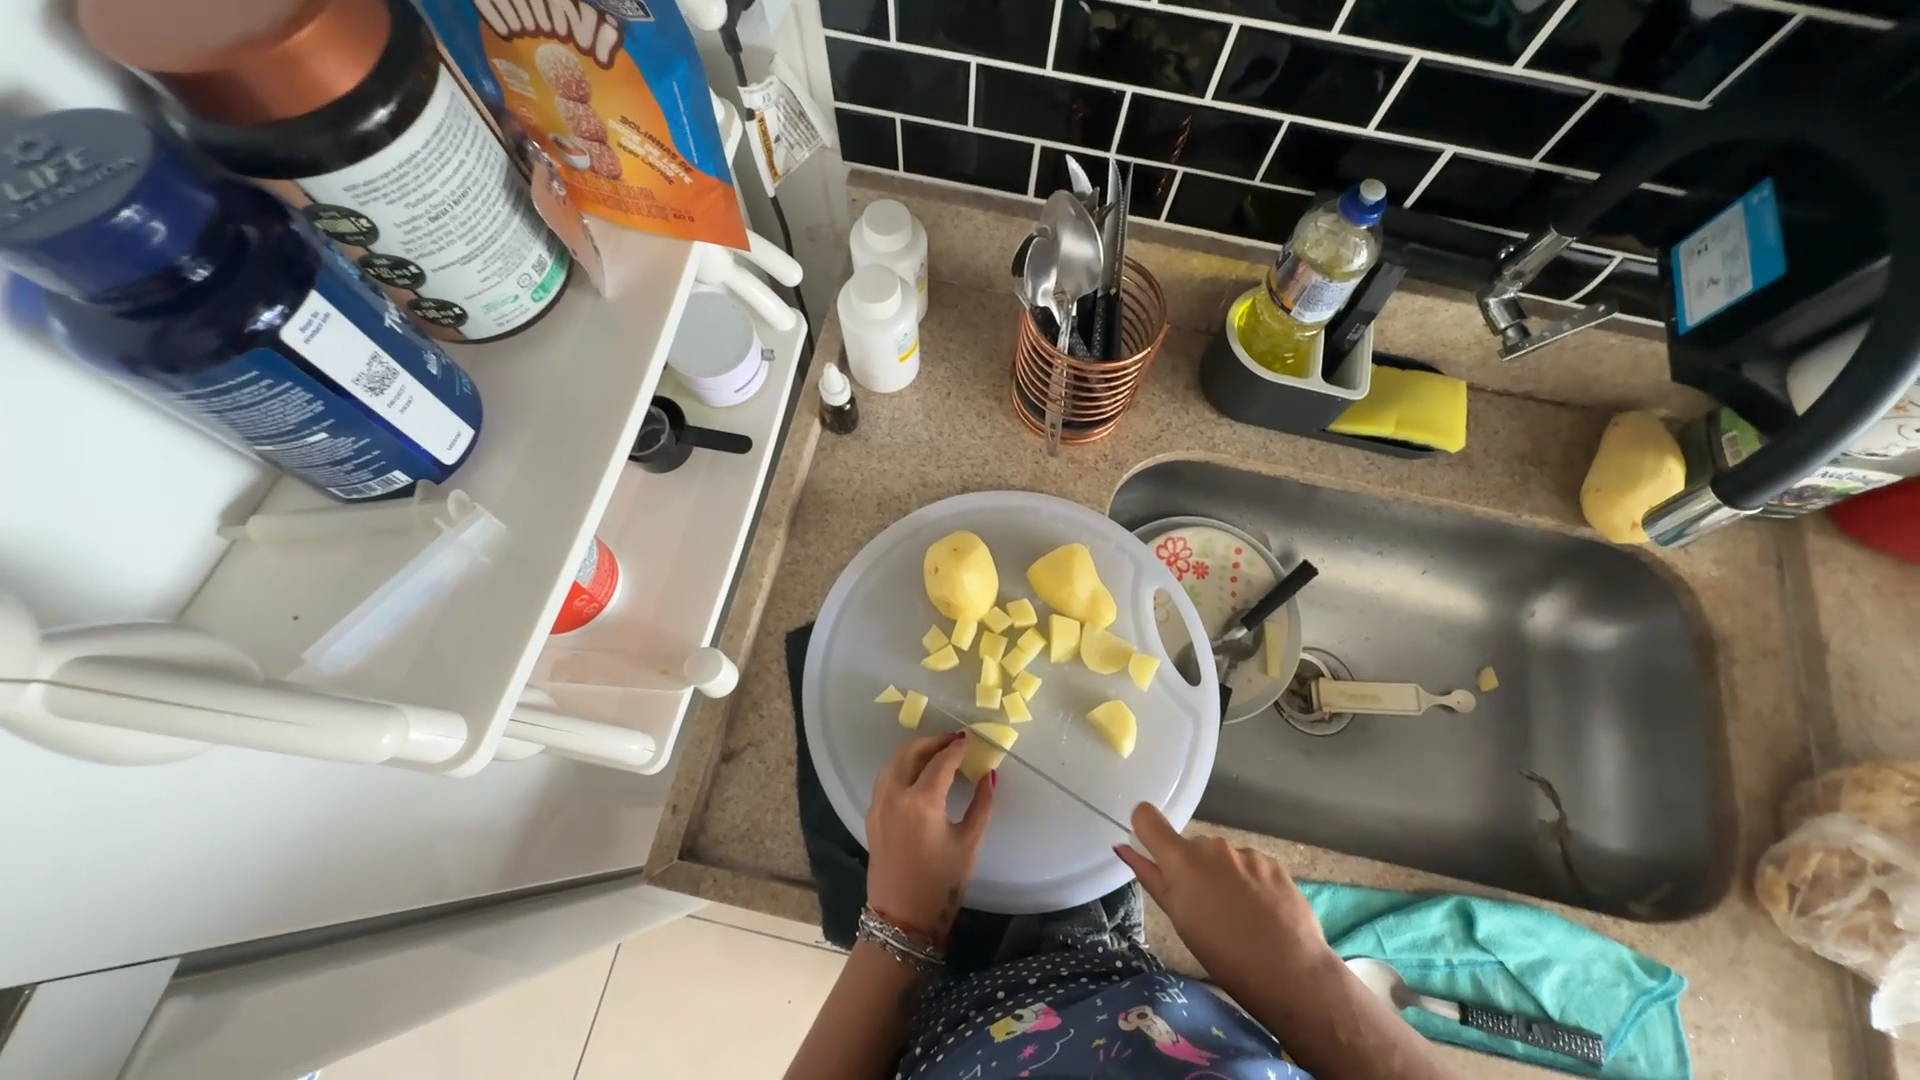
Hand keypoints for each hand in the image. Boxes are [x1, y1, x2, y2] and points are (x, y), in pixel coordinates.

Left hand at [865, 733, 995, 937]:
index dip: (957, 748)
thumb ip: (982, 805)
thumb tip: (989, 776)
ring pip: (893, 763)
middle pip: (910, 753)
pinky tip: (917, 775)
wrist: (902, 919)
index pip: (941, 761)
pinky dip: (901, 768)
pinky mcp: (872, 817)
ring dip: (914, 752)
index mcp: (921, 800)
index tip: (970, 740)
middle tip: (953, 742)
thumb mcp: (969, 843)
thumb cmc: (940, 885)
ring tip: (936, 754)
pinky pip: (885, 779)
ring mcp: (878, 805)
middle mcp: (895, 795)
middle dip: (932, 742)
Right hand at [1116, 803, 1334, 992]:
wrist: (1291, 971)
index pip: (1147, 817)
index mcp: (1182, 859)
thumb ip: (1151, 878)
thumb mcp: (1179, 920)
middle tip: (1204, 908)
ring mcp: (1245, 853)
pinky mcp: (1272, 863)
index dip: (1144, 827)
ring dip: (1222, 876)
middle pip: (1189, 846)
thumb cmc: (1223, 954)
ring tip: (1238, 915)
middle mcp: (1212, 845)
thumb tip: (1124, 848)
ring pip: (1221, 857)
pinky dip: (1249, 883)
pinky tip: (1261, 913)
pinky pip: (1249, 865)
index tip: (1151, 850)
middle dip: (1192, 869)